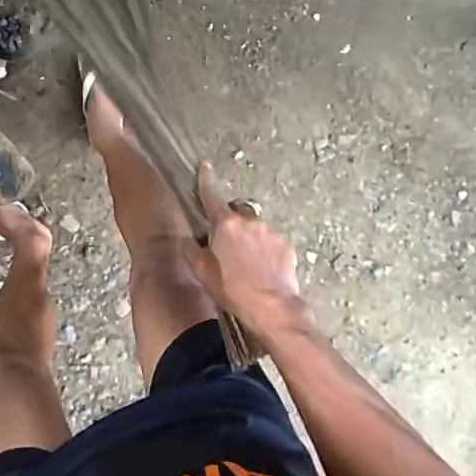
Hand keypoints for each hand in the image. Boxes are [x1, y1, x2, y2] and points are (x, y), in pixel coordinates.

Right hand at [186, 161, 313, 340]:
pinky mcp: (285, 245)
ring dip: (248, 237)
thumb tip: (190, 240)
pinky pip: (270, 240)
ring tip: (244, 262)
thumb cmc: (234, 291)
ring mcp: (270, 232)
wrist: (272, 309)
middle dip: (230, 220)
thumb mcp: (201, 272)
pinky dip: (263, 249)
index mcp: (226, 225)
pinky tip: (260, 268)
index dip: (205, 180)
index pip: (211, 195)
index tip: (204, 167)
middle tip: (225, 243)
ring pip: (254, 226)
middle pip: (236, 210)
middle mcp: (249, 221)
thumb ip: (191, 249)